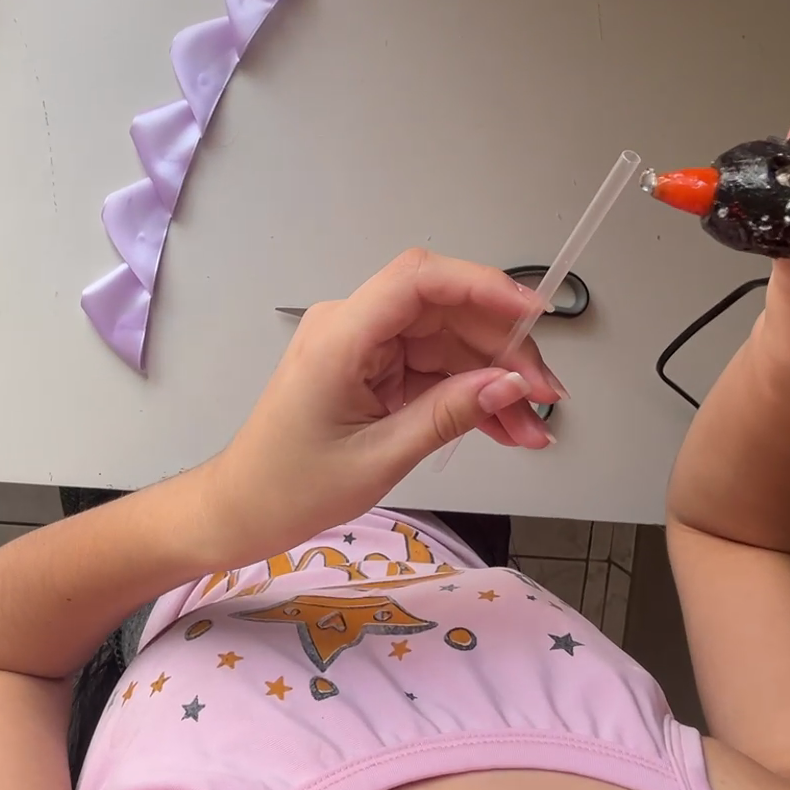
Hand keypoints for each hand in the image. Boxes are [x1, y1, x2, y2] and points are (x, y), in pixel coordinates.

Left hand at [198, 249, 565, 564]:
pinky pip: (433, 367)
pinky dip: (469, 394)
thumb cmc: (294, 488)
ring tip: (532, 429)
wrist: (243, 508)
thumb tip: (514, 384)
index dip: (483, 286)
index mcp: (342, 335)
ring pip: (448, 341)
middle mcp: (353, 324)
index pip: (419, 281)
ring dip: (495, 380)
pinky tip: (506, 427)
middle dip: (503, 350)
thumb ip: (449, 414)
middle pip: (445, 311)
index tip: (535, 315)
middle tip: (547, 399)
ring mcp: (364, 344)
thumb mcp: (380, 457)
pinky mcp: (373, 366)